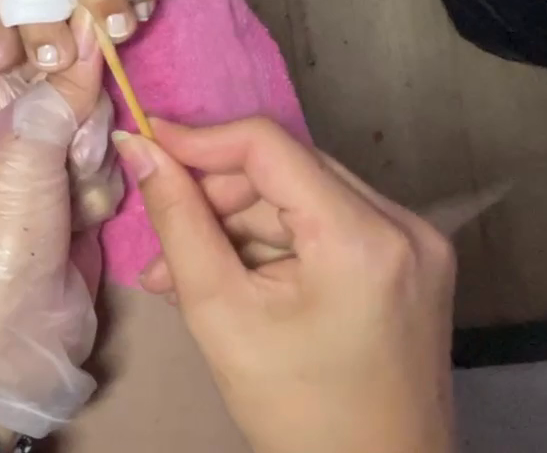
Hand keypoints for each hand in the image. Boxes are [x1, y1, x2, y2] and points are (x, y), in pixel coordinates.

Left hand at [0, 13, 119, 438]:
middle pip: (81, 90)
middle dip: (84, 126)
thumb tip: (87, 21)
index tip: (84, 78)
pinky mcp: (79, 192)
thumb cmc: (4, 220)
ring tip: (68, 199)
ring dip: (93, 166)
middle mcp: (19, 122)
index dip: (67, 58)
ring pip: (102, 130)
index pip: (40, 51)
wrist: (14, 320)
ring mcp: (50, 159)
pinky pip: (112, 169)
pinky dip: (101, 194)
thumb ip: (64, 85)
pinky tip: (81, 220)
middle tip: (67, 159)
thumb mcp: (28, 143)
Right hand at [120, 119, 457, 452]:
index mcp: (363, 238)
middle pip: (280, 168)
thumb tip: (135, 144)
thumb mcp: (218, 308)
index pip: (266, 145)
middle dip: (213, 194)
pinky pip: (317, 221)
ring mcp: (411, 244)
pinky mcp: (405, 262)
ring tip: (181, 271)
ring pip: (293, 193)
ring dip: (232, 221)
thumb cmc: (293, 408)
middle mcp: (402, 225)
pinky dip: (265, 240)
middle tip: (164, 236)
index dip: (198, 139)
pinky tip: (227, 275)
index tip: (142, 146)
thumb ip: (176, 216)